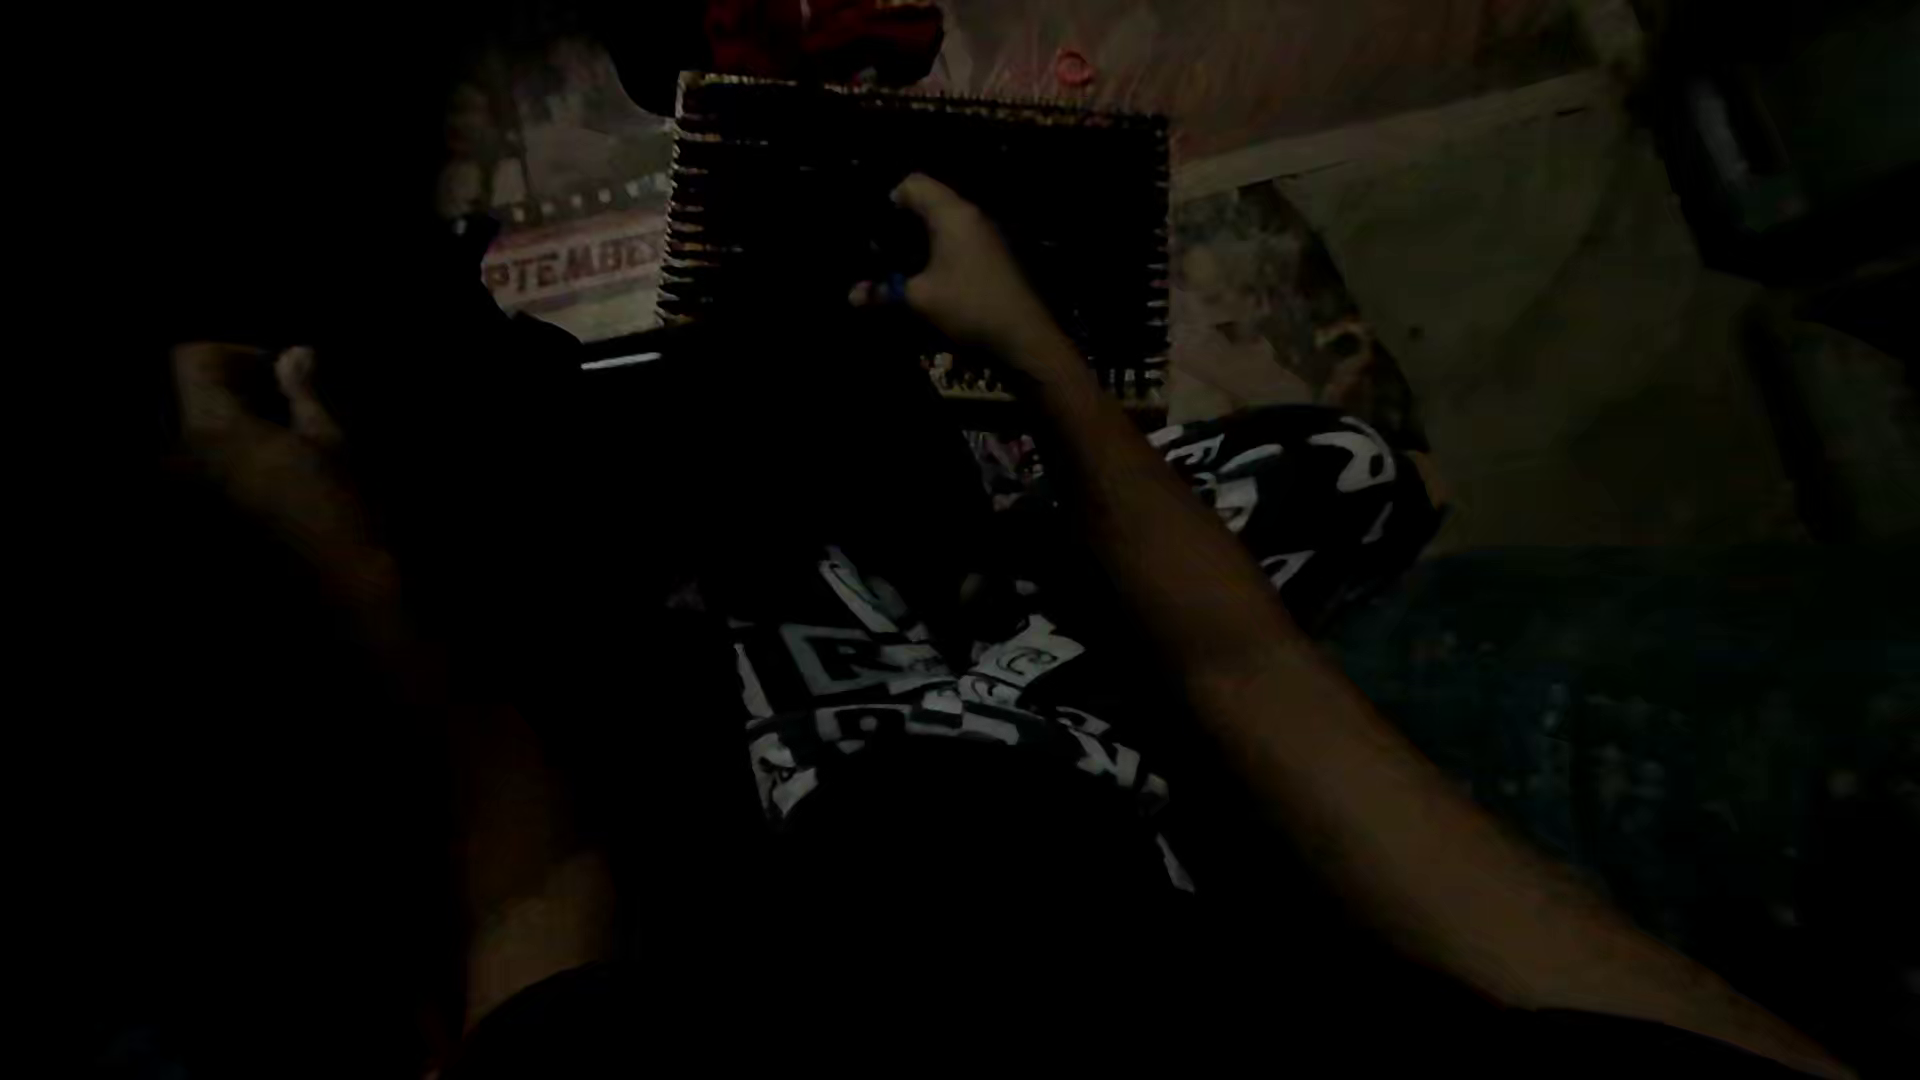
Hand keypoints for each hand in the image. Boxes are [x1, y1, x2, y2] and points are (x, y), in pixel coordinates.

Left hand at [172, 342, 393, 596]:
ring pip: (195, 424)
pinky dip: (231, 447)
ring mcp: (179, 476)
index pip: (192, 358)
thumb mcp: (330, 440)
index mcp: (210, 424)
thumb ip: (304, 393)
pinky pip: (199, 455)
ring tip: (285, 437)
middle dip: (236, 386)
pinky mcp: (191, 500)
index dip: (235, 352)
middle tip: (288, 400)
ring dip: (235, 418)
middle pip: (190, 392)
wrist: (330, 569)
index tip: (278, 368)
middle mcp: (176, 445)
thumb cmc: (339, 501)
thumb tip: (297, 352)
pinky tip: (273, 467)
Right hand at [849, 174, 1073, 373]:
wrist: (1023, 335)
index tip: (875, 228)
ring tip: (904, 268)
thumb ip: (884, 293)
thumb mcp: (920, 301)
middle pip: (931, 204)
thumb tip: (852, 296)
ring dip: (924, 244)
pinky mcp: (996, 260)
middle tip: (883, 251)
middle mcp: (972, 216)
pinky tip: (933, 281)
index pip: (914, 184)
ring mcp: (988, 238)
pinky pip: (961, 246)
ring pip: (947, 227)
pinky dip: (943, 257)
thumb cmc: (969, 307)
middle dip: (904, 225)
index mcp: (952, 213)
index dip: (890, 200)